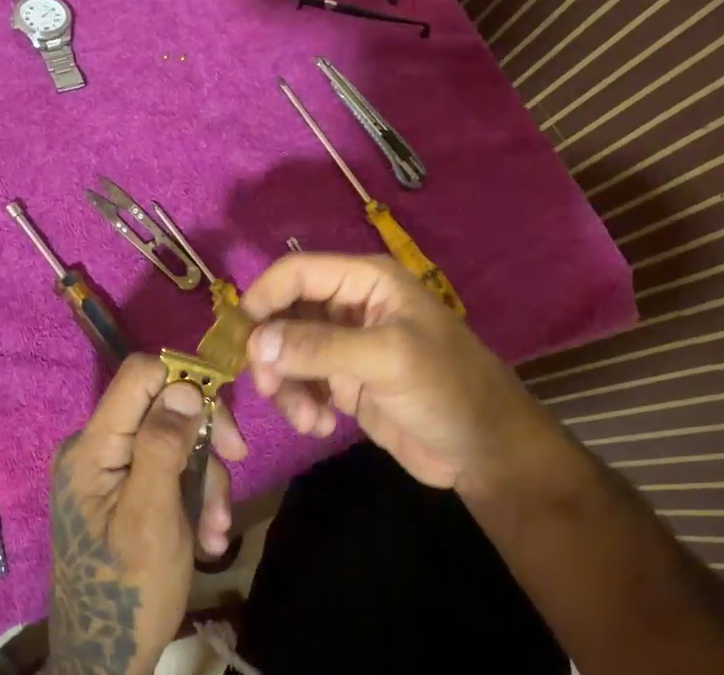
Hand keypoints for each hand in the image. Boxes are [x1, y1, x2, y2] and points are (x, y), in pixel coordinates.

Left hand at [47, 355, 246, 674]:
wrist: (106, 659)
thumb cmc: (129, 589)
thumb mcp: (152, 516)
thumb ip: (163, 446)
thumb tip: (185, 383)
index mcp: (93, 447)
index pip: (139, 375)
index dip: (185, 379)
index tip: (223, 412)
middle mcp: (97, 448)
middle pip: (163, 408)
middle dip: (204, 439)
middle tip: (239, 461)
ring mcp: (110, 472)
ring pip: (174, 443)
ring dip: (206, 480)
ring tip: (217, 533)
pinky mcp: (124, 493)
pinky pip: (167, 473)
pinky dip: (193, 499)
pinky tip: (208, 539)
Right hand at [241, 252, 546, 490]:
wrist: (485, 451)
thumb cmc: (446, 388)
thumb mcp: (387, 359)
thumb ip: (320, 346)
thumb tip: (255, 342)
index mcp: (366, 280)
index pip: (296, 272)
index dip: (263, 298)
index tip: (238, 340)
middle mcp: (351, 305)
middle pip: (285, 313)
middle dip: (272, 351)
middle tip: (269, 389)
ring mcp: (346, 345)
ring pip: (288, 352)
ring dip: (286, 385)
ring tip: (306, 419)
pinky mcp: (345, 382)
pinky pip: (302, 382)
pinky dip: (301, 403)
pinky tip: (320, 426)